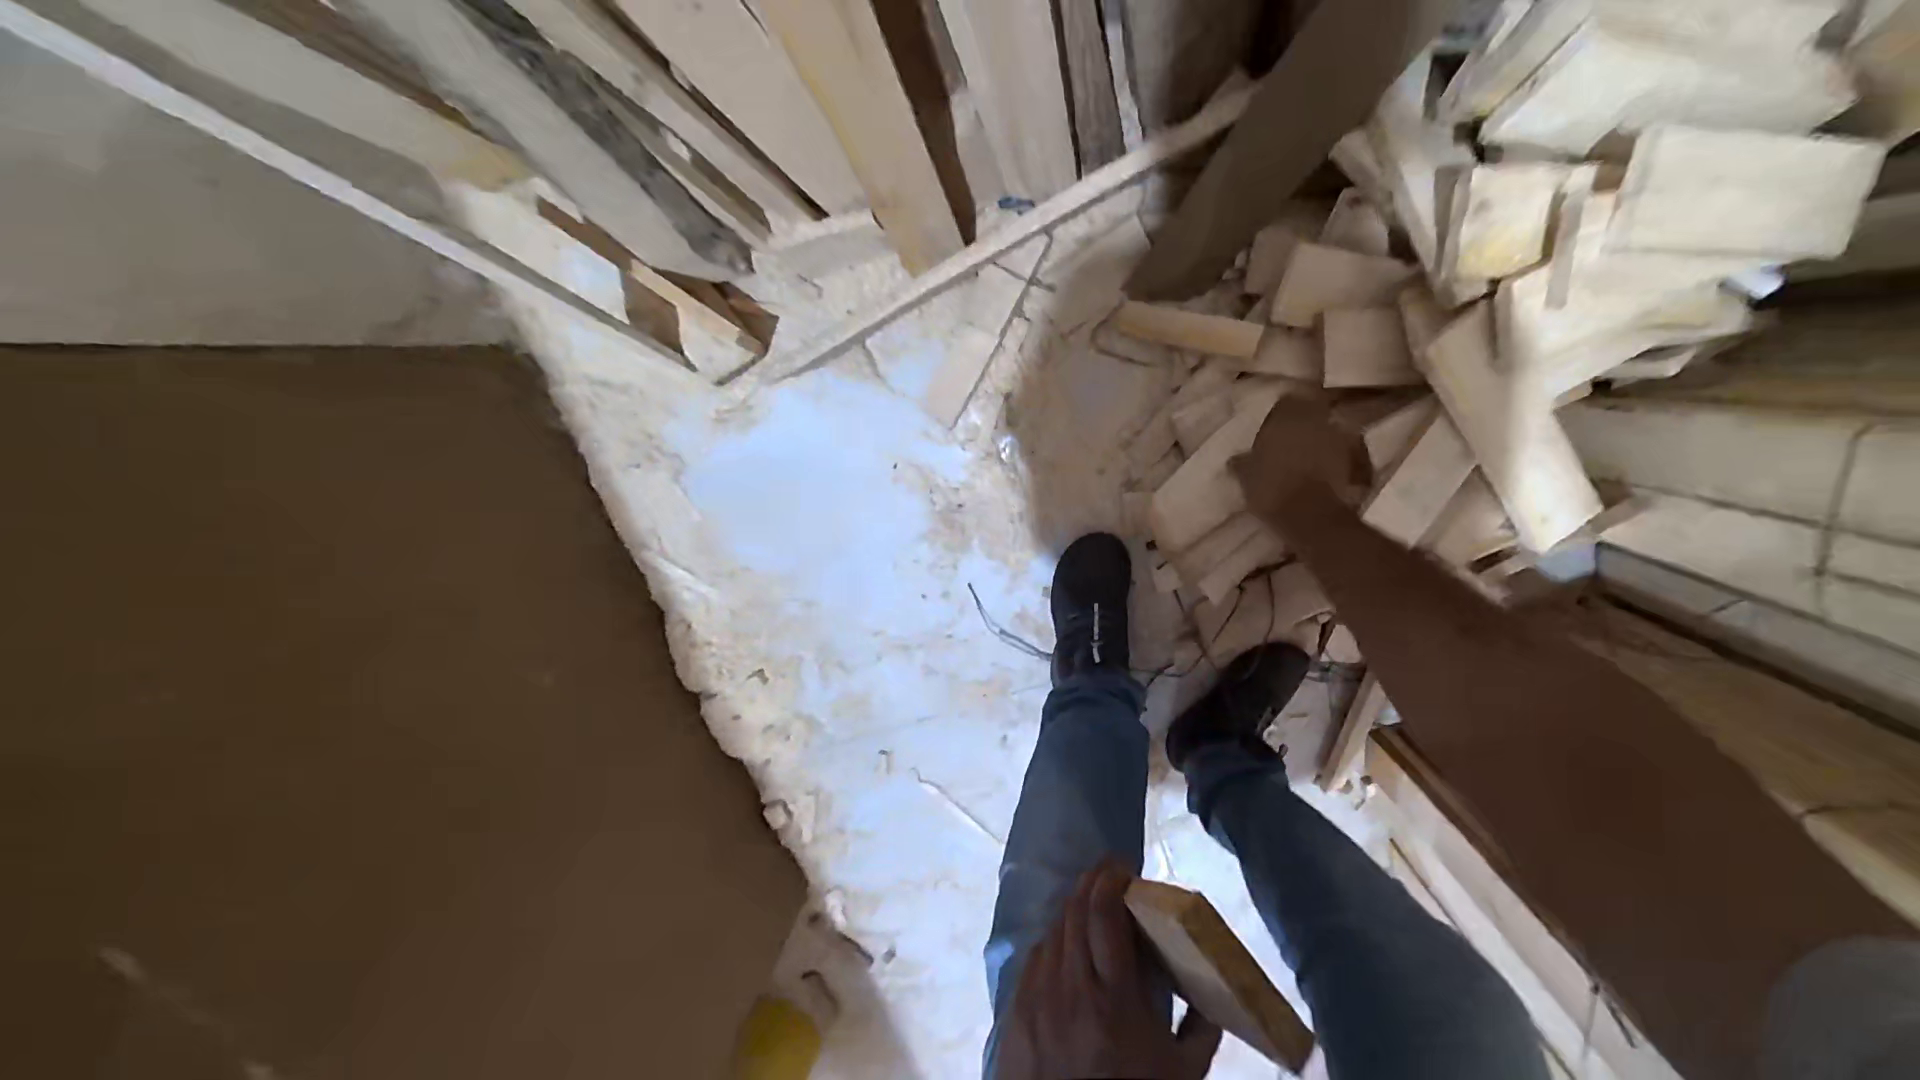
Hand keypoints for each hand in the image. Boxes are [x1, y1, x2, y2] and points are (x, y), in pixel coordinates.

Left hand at [993, 861, 1221, 1079]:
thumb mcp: (1183, 1074)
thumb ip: (1201, 1027)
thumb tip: (1210, 988)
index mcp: (1114, 1000)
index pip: (1104, 915)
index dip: (1111, 879)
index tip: (1124, 866)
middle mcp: (1070, 988)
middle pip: (1075, 911)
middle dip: (1092, 880)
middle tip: (1110, 871)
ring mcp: (1037, 997)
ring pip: (1053, 929)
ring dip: (1074, 907)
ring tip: (1092, 902)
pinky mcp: (1016, 1009)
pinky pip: (1036, 956)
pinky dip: (1055, 939)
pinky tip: (1068, 942)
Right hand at [1231, 398, 1372, 520]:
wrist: (1310, 516)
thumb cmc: (1270, 488)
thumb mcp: (1246, 475)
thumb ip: (1244, 461)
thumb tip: (1237, 458)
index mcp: (1288, 413)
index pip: (1287, 400)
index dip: (1281, 413)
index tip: (1274, 427)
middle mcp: (1320, 416)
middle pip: (1314, 413)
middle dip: (1306, 425)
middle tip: (1292, 442)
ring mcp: (1345, 436)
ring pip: (1332, 432)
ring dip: (1324, 441)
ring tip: (1311, 459)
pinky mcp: (1362, 459)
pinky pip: (1348, 453)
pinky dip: (1340, 460)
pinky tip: (1328, 475)